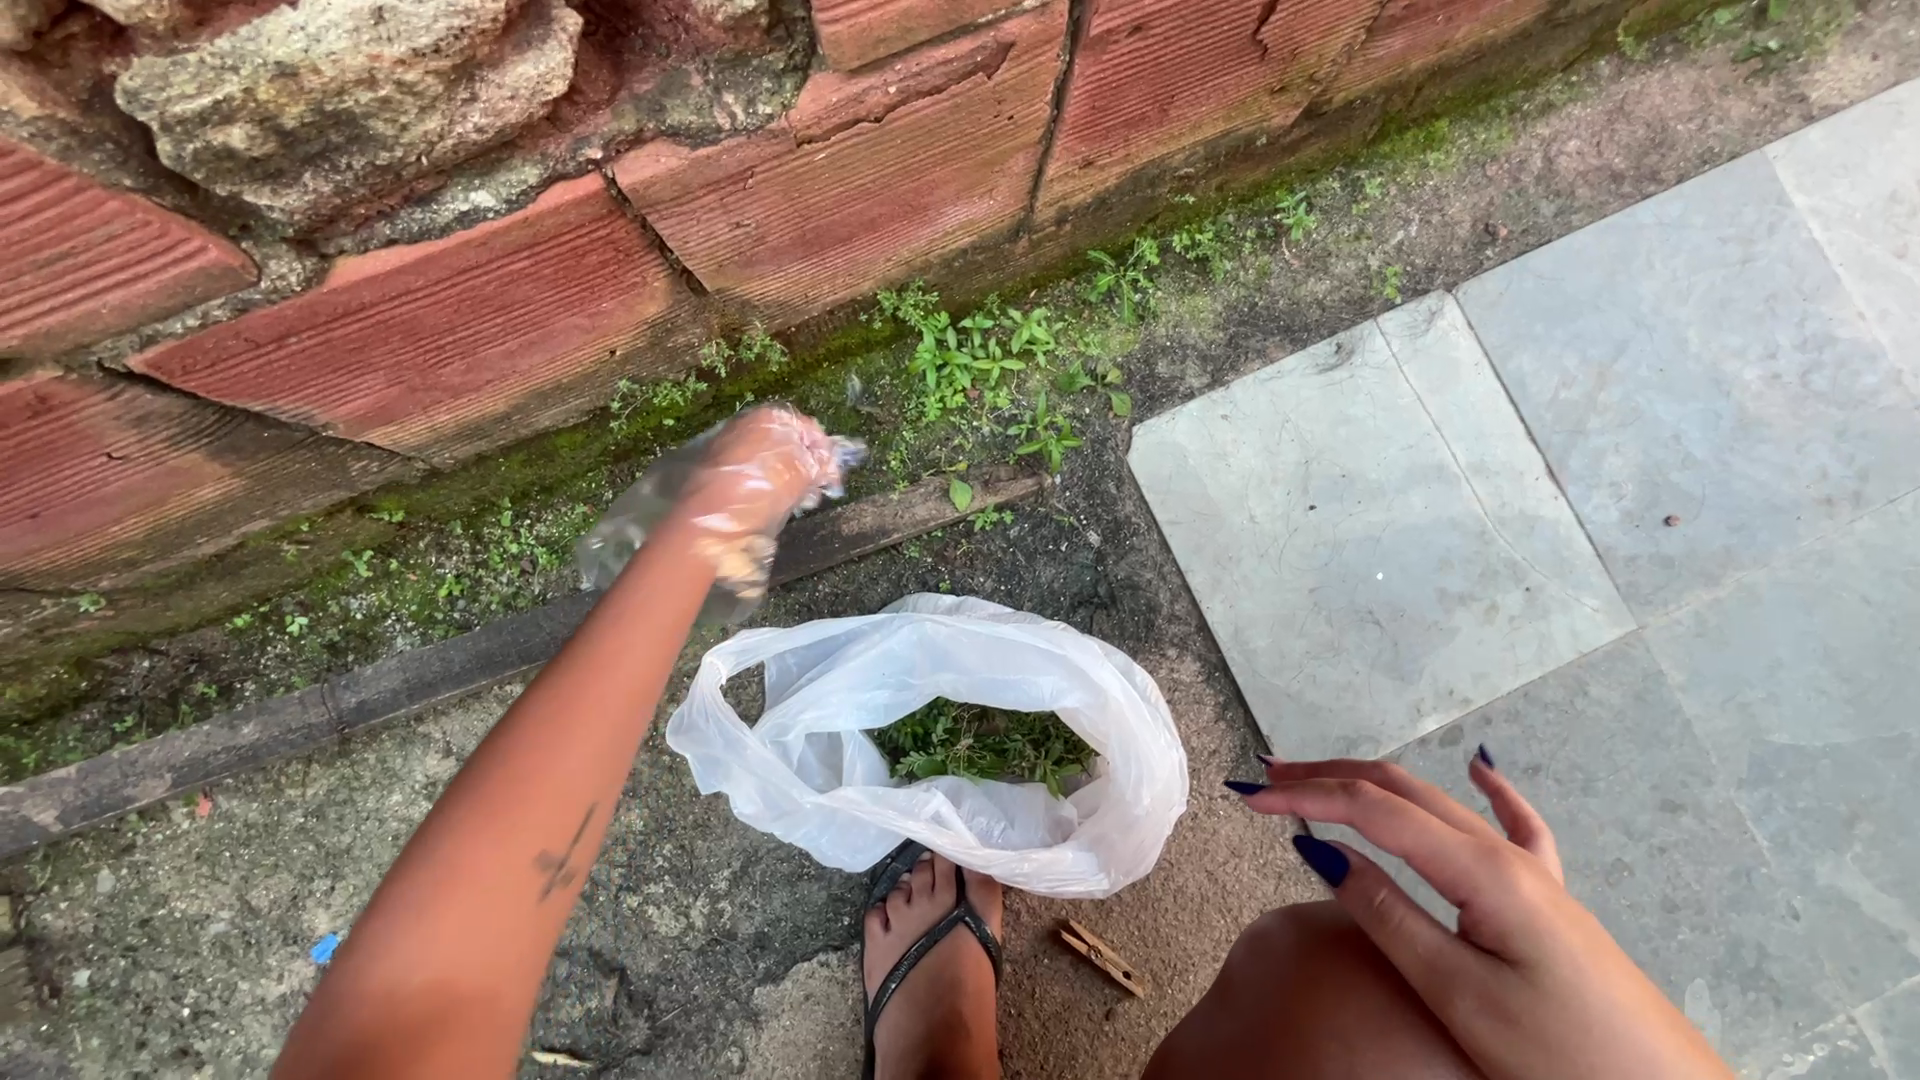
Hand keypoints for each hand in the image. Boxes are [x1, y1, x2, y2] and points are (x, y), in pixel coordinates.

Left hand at [676, 404, 852, 539]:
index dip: (827, 453)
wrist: (716, 518)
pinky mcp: (718, 471)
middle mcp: (748, 425)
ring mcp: (730, 447)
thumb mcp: (806, 473)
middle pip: (789, 444)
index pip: (810, 428)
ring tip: (798, 503)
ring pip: (771, 460)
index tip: (834, 478)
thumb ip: (822, 461)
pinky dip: (767, 486)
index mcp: (771, 416)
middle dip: (808, 467)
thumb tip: (828, 462)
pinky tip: (774, 506)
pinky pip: (753, 474)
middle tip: (818, 491)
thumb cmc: (767, 488)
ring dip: (789, 480)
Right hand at [1237, 755, 1733, 1079]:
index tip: (1248, 799)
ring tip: (1317, 776)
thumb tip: (1320, 848)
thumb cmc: (1561, 1057)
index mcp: (1479, 870)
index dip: (1304, 798)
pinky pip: (1513, 827)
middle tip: (1264, 778)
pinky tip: (1480, 768)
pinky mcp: (1549, 900)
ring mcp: (1531, 873)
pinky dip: (1487, 791)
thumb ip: (1386, 911)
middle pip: (1397, 791)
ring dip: (1369, 783)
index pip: (1370, 811)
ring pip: (1434, 803)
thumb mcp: (1458, 992)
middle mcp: (1502, 854)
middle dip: (1325, 776)